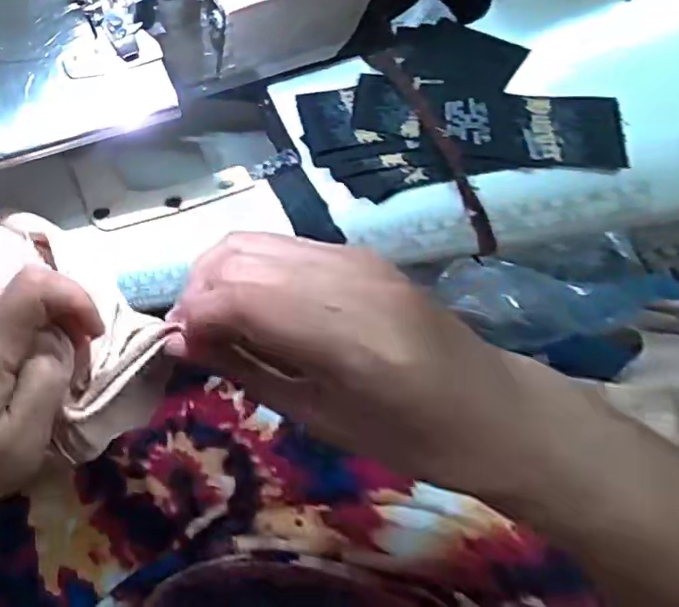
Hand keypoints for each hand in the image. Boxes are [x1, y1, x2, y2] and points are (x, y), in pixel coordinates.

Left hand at [0, 266, 106, 519]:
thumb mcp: (22, 438)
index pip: (34, 284)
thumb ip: (47, 382)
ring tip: (66, 371)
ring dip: (58, 325)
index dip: (74, 297)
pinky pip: (19, 311)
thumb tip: (61, 342)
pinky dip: (43, 330)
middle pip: (36, 285)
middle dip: (71, 313)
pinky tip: (43, 368)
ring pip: (30, 297)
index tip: (95, 335)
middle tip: (81, 362)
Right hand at [168, 233, 597, 500]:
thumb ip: (242, 368)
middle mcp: (344, 279)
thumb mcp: (318, 418)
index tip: (178, 344)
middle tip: (191, 332)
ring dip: (213, 273)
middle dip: (196, 293)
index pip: (237, 298)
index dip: (193, 316)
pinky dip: (242, 265)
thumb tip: (176, 341)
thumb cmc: (412, 437)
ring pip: (245, 242)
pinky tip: (249, 297)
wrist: (501, 413)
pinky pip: (273, 243)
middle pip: (233, 260)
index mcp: (346, 336)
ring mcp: (348, 256)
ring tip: (214, 312)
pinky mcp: (350, 249)